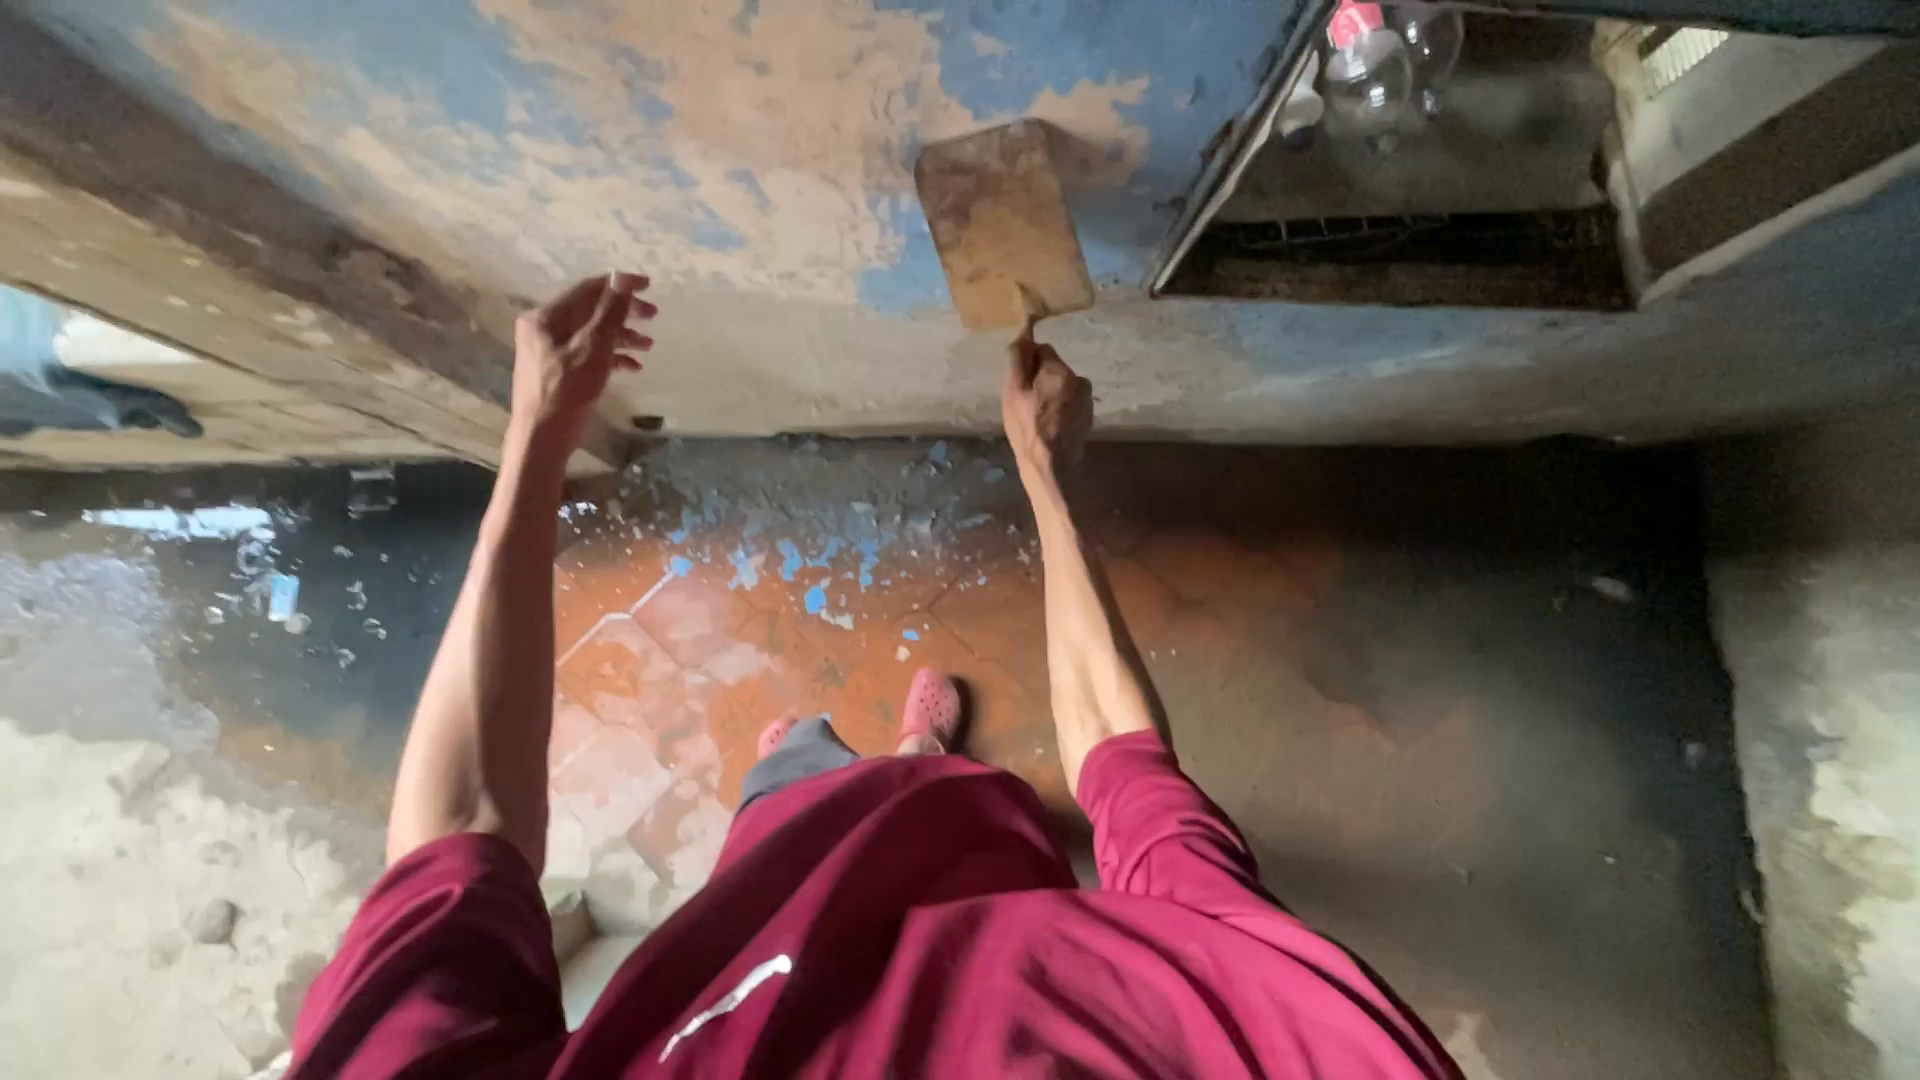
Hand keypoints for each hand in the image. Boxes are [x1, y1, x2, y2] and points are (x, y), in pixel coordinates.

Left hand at [510, 271, 653, 441]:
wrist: (543, 436)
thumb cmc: (566, 391)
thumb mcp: (592, 348)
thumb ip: (609, 313)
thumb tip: (622, 278)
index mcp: (546, 317)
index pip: (588, 290)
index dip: (619, 286)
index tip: (649, 287)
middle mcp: (545, 327)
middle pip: (591, 311)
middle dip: (624, 313)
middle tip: (653, 316)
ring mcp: (552, 349)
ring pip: (593, 333)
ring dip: (622, 336)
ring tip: (648, 345)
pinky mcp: (561, 369)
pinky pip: (590, 353)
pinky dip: (612, 355)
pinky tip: (633, 366)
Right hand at [1002, 320, 1092, 482]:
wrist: (1051, 465)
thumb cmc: (1027, 427)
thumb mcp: (1013, 391)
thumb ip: (1018, 360)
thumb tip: (1023, 334)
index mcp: (1060, 370)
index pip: (1043, 349)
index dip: (1029, 363)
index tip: (1020, 382)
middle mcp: (1079, 379)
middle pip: (1055, 368)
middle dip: (1041, 379)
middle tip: (1027, 402)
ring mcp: (1086, 399)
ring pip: (1064, 386)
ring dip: (1052, 394)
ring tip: (1039, 416)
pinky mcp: (1087, 416)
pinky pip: (1071, 402)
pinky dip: (1061, 408)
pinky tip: (1051, 426)